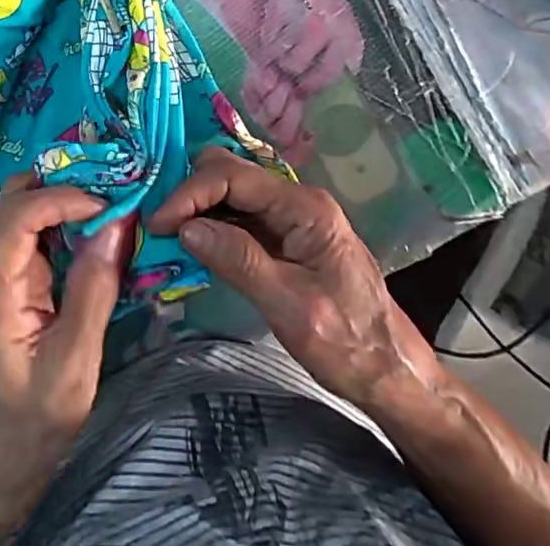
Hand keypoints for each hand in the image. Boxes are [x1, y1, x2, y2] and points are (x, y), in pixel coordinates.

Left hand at [0, 177, 122, 524]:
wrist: (3, 453)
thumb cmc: (36, 416)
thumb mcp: (75, 360)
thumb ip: (94, 289)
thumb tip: (117, 224)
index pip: (18, 214)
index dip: (63, 197)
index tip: (109, 206)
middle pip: (14, 199)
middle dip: (62, 186)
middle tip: (113, 193)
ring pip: (23, 209)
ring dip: (64, 200)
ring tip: (110, 205)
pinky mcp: (9, 278)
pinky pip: (33, 232)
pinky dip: (63, 220)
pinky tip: (93, 228)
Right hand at [148, 147, 438, 408]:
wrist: (392, 375)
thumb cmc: (350, 344)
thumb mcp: (292, 307)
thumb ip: (240, 261)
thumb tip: (187, 228)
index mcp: (305, 208)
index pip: (233, 177)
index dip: (189, 193)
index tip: (157, 224)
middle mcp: (295, 201)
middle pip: (229, 173)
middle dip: (188, 193)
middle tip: (158, 228)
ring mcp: (287, 218)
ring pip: (228, 192)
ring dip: (194, 208)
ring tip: (164, 235)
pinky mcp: (280, 237)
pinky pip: (235, 217)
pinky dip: (207, 225)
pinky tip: (188, 243)